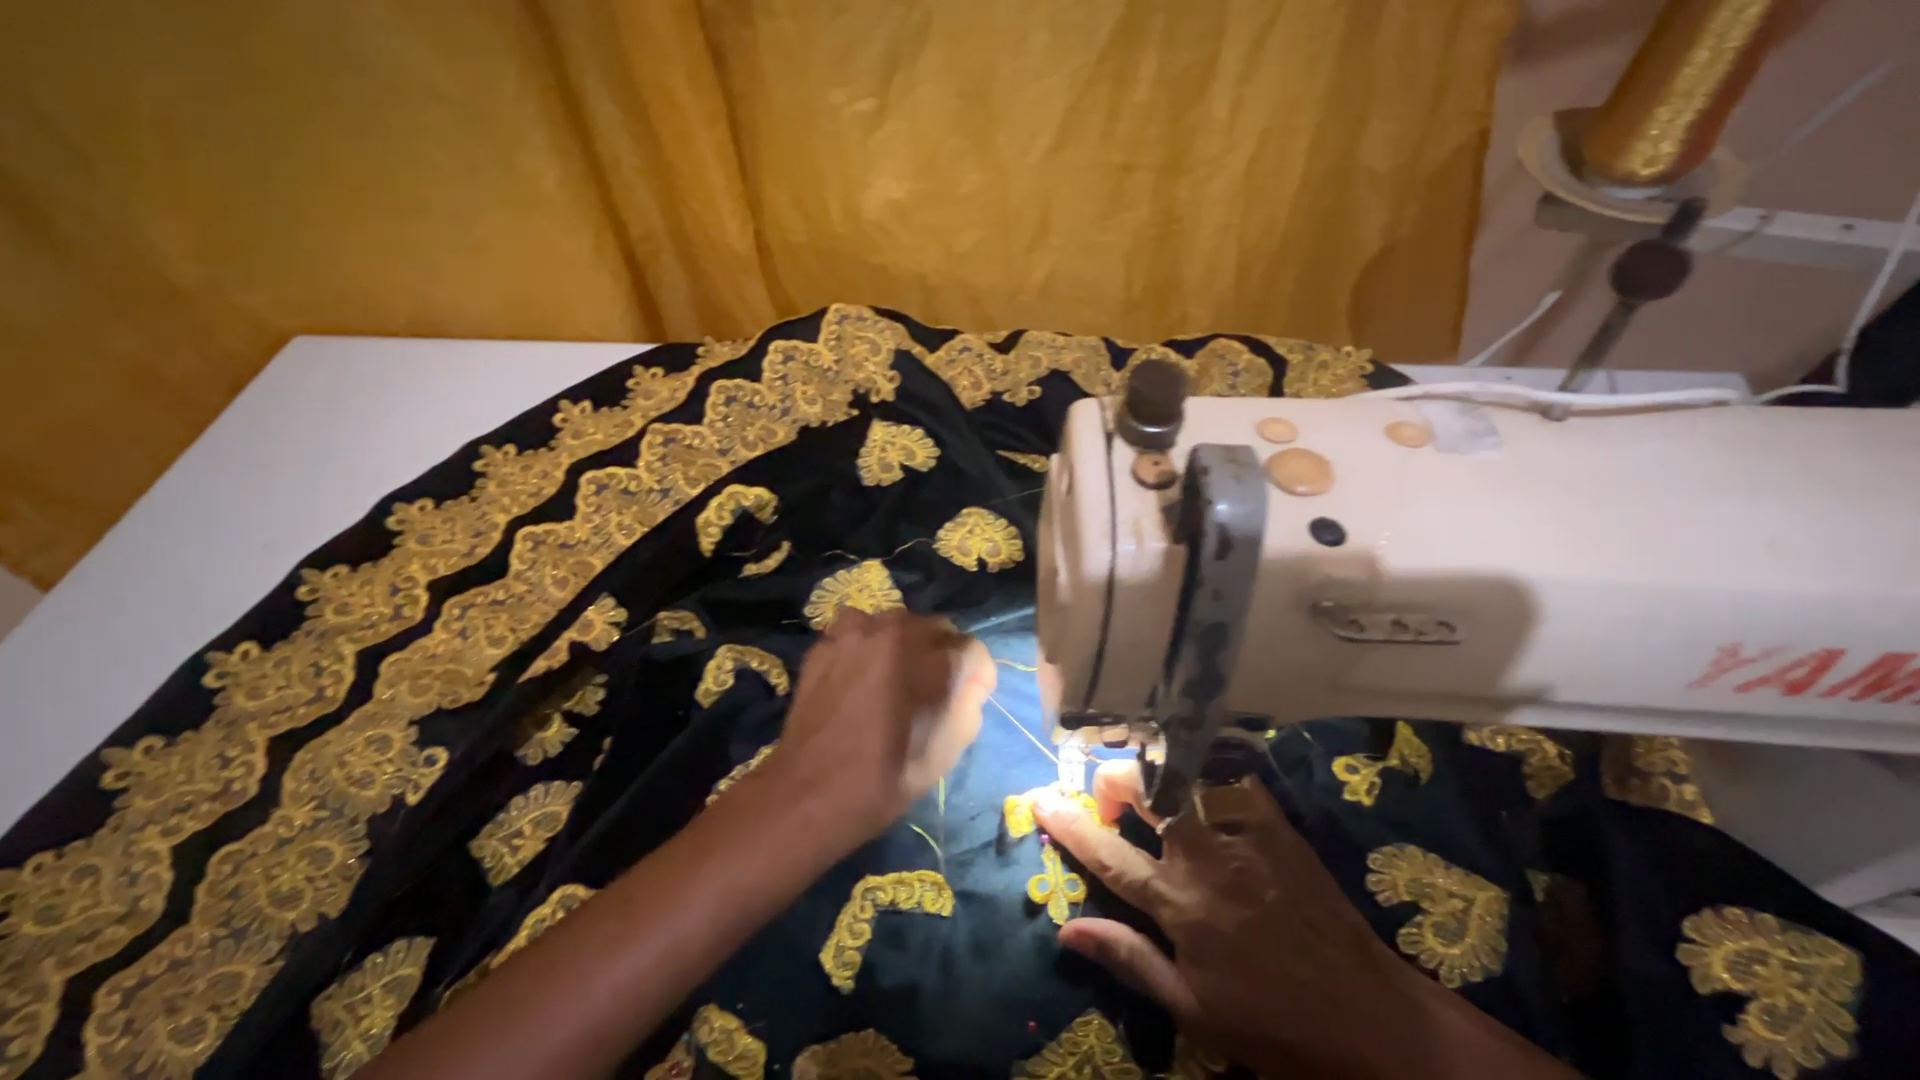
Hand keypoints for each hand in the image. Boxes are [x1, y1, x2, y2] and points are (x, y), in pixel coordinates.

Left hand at [765, 609, 993, 840]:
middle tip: (931, 687)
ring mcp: (859, 632)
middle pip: (936, 629)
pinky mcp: (827, 641)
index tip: (969, 696)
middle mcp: (901, 633)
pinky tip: (859, 671)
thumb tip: (971, 680)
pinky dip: (866, 643)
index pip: (973, 650)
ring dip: (903, 644)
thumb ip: (968, 703)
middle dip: (941, 654)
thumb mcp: (948, 749)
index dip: (976, 675)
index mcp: (937, 661)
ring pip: (897, 623)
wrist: (814, 790)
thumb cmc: (888, 777)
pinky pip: (858, 628)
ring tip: (894, 675)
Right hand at [1035, 762, 1578, 1079]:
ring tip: (1155, 789)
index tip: (1040, 797)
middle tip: (1111, 801)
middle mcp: (1208, 859)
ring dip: (1162, 772)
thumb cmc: (1271, 1023)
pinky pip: (1240, 782)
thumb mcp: (1192, 1008)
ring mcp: (1249, 838)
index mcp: (1179, 906)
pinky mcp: (1283, 830)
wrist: (1369, 1018)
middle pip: (1149, 790)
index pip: (1107, 854)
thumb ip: (1129, 959)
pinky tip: (1208, 788)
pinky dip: (1214, 775)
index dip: (1068, 823)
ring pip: (1192, 775)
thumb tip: (1067, 930)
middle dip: (1117, 781)